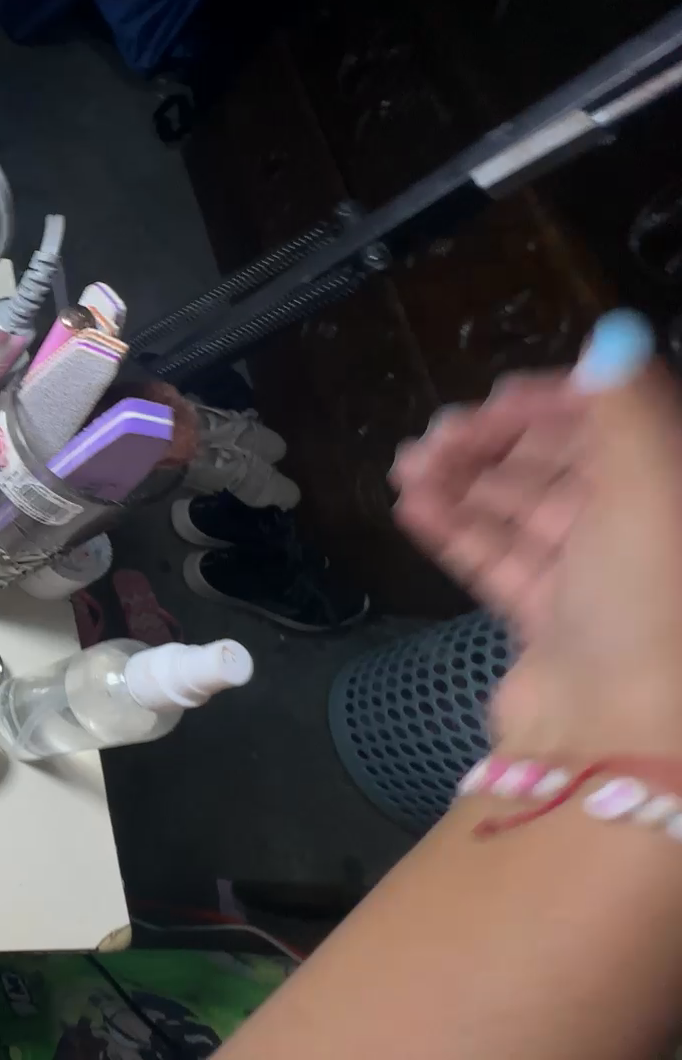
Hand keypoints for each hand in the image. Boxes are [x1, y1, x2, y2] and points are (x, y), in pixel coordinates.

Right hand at [394, 311, 681, 755]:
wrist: (621, 723)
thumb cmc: (653, 601)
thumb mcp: (646, 493)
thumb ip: (622, 415)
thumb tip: (610, 339)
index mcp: (674, 497)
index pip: (618, 429)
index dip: (559, 406)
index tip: (495, 400)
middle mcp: (643, 531)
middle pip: (562, 469)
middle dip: (494, 447)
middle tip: (434, 439)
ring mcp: (592, 575)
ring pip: (516, 512)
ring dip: (459, 486)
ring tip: (406, 471)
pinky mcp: (543, 610)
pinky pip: (491, 558)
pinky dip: (451, 530)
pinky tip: (411, 507)